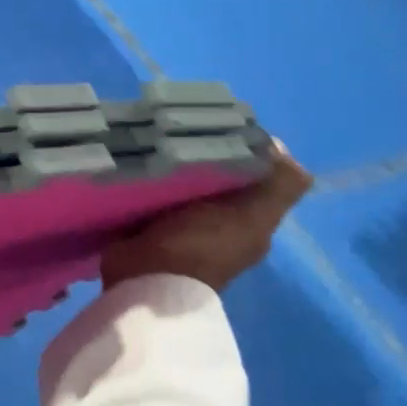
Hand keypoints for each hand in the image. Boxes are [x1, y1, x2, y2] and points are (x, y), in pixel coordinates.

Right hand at [101, 142, 311, 291]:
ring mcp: (176, 222)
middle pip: (210, 177)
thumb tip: (279, 144)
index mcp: (246, 220)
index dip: (236, 150)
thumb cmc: (201, 246)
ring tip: (145, 137)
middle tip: (173, 127)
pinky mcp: (141, 221)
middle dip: (196, 155)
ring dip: (165, 165)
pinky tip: (127, 159)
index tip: (213, 126)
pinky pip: (145, 191)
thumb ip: (276, 188)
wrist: (145, 279)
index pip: (247, 175)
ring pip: (176, 183)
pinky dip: (140, 178)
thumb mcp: (251, 217)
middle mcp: (215, 220)